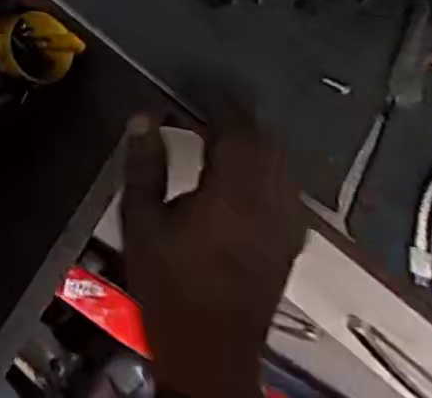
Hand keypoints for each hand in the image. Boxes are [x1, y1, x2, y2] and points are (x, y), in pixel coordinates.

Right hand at [115, 108, 303, 397]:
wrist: (208, 348)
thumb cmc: (166, 280)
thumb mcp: (140, 217)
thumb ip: (144, 163)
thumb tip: (143, 117)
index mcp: (231, 195)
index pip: (234, 132)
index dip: (218, 102)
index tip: (197, 83)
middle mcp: (268, 206)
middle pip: (266, 144)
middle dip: (240, 116)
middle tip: (209, 99)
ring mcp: (286, 227)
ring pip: (282, 165)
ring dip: (256, 139)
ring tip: (225, 127)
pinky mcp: (291, 244)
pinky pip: (287, 189)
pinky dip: (267, 166)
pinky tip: (246, 170)